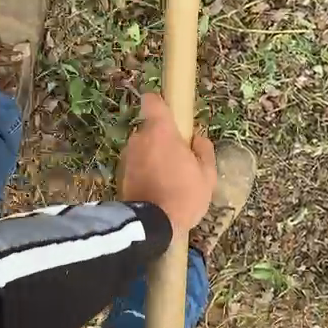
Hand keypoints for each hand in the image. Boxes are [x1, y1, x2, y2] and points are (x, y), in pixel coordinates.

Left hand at [118, 93, 216, 241]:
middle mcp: (139, 137)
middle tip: (178, 161)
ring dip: (152, 158)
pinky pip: (136, 165)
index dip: (161, 104)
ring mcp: (127, 155)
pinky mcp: (119, 173)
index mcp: (160, 130)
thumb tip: (197, 138)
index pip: (152, 100)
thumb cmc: (183, 195)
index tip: (172, 117)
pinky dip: (144, 172)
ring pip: (143, 149)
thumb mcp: (207, 176)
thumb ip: (204, 151)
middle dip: (162, 141)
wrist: (150, 226)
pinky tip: (156, 190)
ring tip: (167, 181)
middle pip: (151, 129)